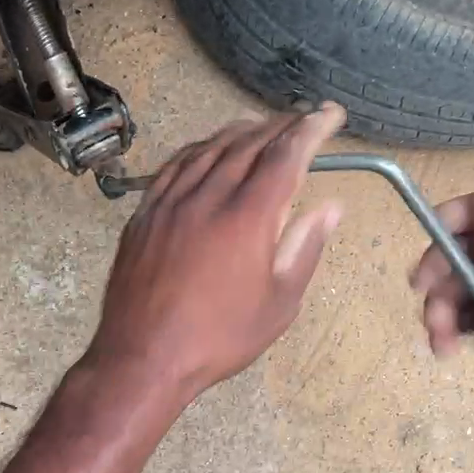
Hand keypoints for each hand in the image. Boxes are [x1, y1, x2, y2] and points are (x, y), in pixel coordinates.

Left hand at [84, 104, 345, 404]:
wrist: (143, 357)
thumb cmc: (217, 338)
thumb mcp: (278, 304)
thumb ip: (304, 248)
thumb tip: (330, 207)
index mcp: (247, 216)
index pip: (286, 154)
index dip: (312, 128)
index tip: (330, 114)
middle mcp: (206, 197)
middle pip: (247, 143)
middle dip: (280, 126)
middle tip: (302, 121)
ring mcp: (169, 203)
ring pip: (207, 149)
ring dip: (239, 132)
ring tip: (260, 128)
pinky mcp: (143, 215)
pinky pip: (173, 167)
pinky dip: (197, 150)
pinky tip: (205, 152)